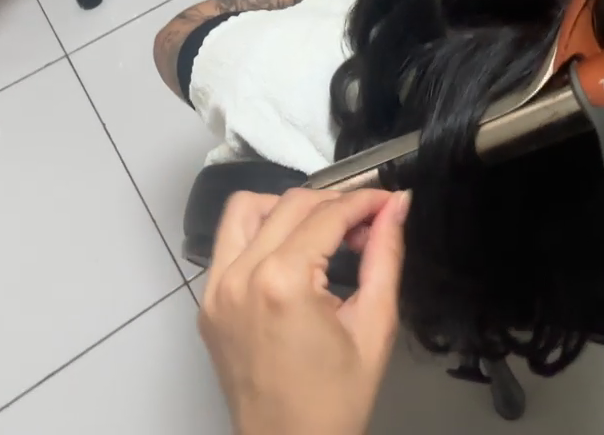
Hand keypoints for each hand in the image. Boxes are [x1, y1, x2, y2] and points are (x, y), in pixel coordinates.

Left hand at [200, 188, 409, 434]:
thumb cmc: (335, 402)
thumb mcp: (374, 328)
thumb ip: (385, 256)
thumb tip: (396, 206)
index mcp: (283, 283)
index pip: (327, 215)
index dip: (363, 200)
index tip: (386, 200)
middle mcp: (241, 276)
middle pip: (290, 203)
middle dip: (333, 203)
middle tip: (364, 223)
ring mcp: (216, 288)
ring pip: (247, 208)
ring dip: (285, 207)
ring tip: (320, 231)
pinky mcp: (207, 301)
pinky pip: (227, 241)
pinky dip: (257, 232)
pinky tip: (287, 251)